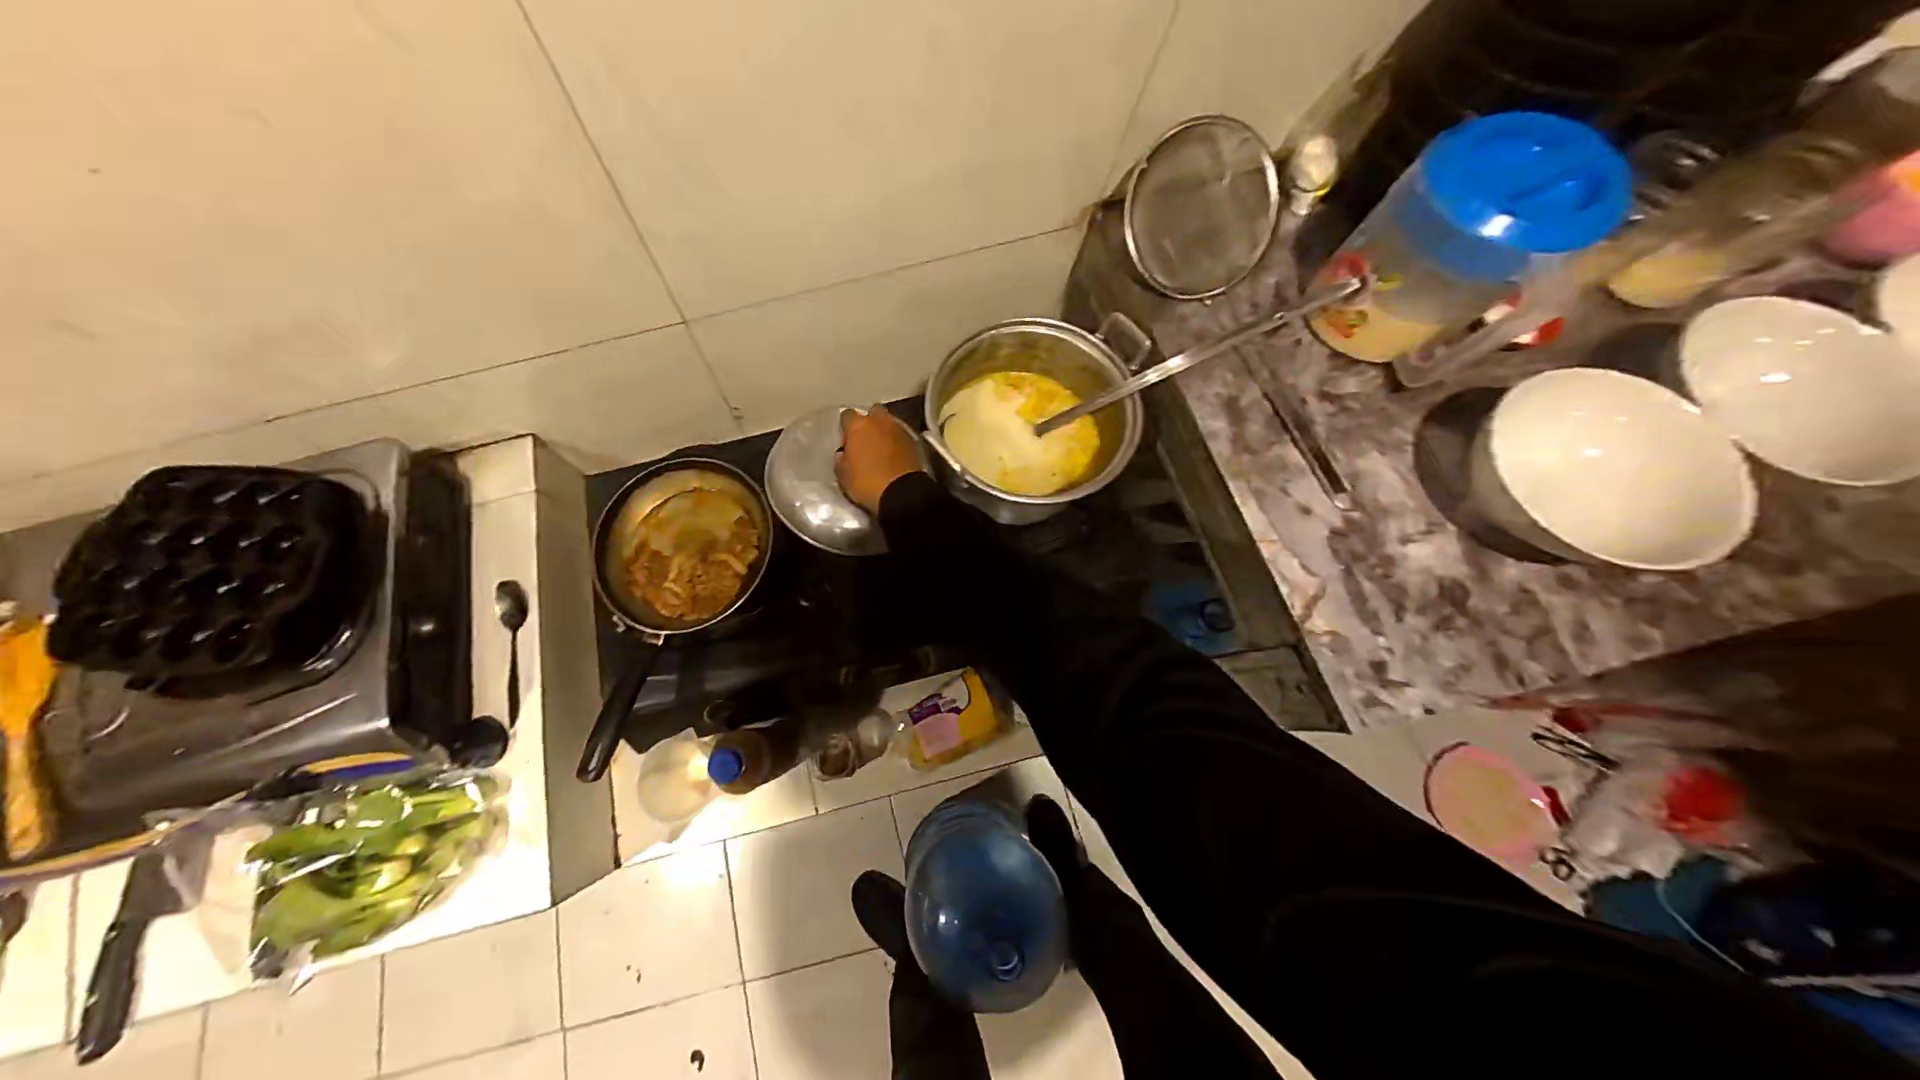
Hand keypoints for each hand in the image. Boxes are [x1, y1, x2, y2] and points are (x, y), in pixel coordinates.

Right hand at [837, 406, 923, 514]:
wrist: (901, 493)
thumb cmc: (867, 483)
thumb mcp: (843, 476)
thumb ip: (841, 460)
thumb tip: (843, 455)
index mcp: (859, 426)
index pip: (847, 416)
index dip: (846, 428)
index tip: (846, 443)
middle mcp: (880, 422)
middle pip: (873, 413)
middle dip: (869, 423)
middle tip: (865, 441)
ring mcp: (899, 430)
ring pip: (889, 423)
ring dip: (884, 432)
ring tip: (880, 450)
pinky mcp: (914, 442)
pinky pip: (901, 436)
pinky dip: (896, 442)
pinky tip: (893, 456)